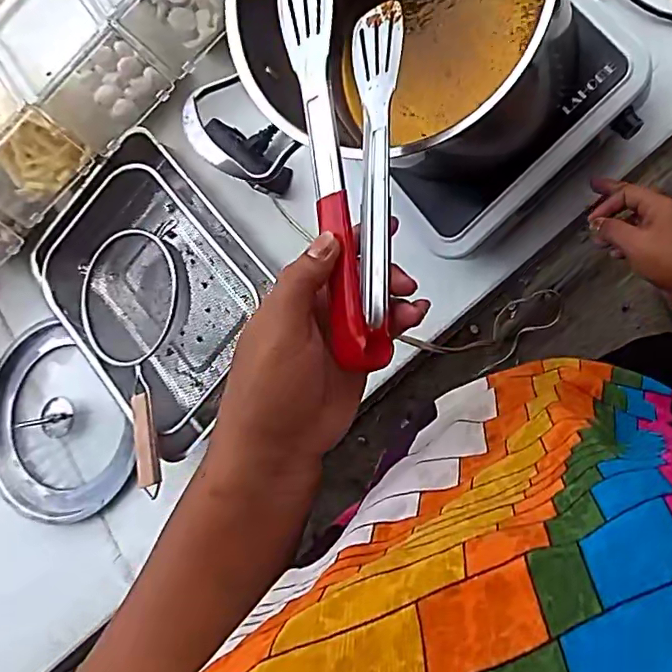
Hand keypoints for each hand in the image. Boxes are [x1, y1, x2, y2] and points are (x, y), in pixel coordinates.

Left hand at [207, 227, 428, 480]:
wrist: (279, 448)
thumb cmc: (265, 395)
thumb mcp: (279, 326)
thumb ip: (303, 279)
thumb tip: (327, 244)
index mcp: (294, 298)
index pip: (328, 255)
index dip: (353, 236)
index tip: (377, 223)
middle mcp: (318, 312)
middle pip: (360, 277)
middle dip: (383, 275)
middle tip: (395, 282)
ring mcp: (340, 335)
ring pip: (377, 303)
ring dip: (395, 301)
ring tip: (404, 310)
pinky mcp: (359, 356)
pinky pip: (385, 331)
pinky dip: (400, 324)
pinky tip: (406, 323)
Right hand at [586, 178, 671, 297]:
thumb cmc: (667, 260)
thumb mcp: (633, 243)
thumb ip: (612, 229)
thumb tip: (597, 223)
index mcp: (658, 204)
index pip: (626, 193)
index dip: (606, 204)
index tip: (591, 220)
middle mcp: (662, 211)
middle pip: (632, 199)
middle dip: (612, 198)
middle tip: (594, 187)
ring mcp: (665, 228)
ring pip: (635, 220)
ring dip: (616, 226)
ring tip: (599, 236)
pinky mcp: (665, 244)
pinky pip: (641, 235)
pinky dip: (626, 240)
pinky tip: (616, 252)